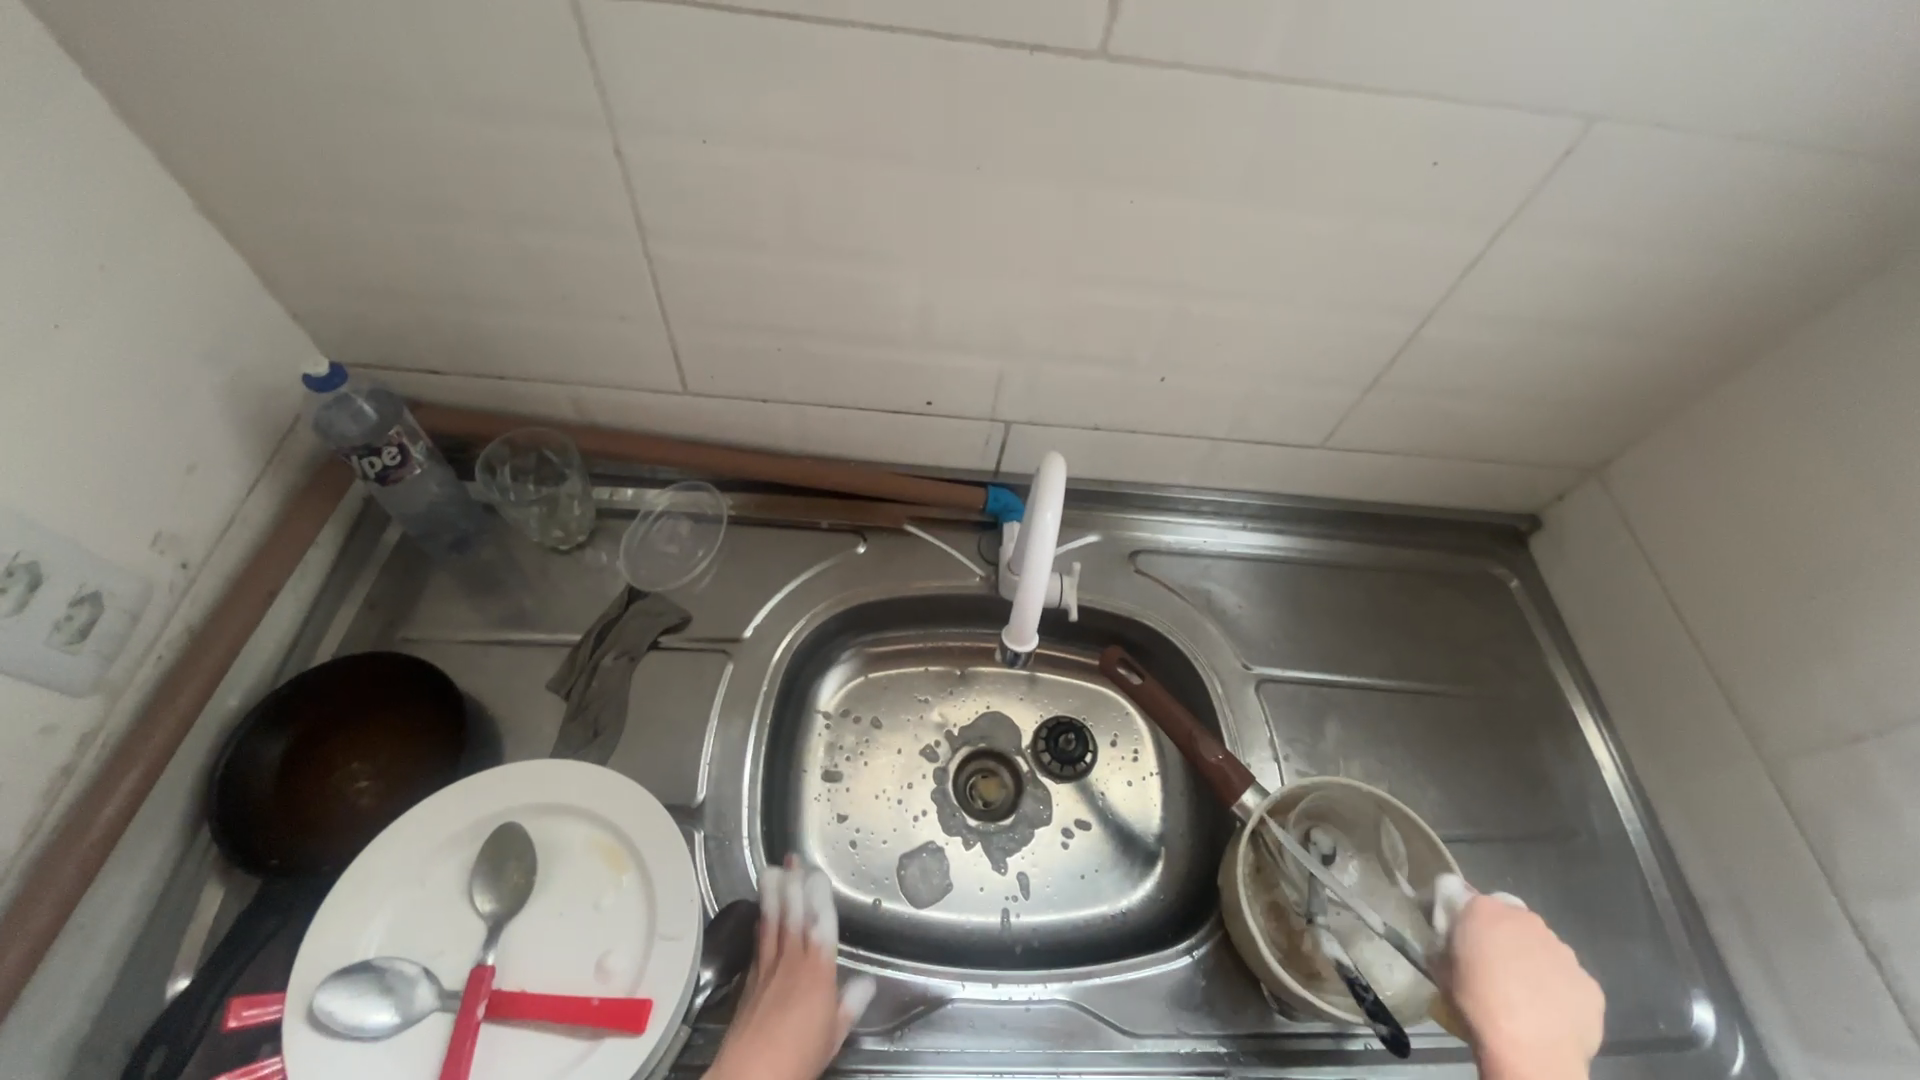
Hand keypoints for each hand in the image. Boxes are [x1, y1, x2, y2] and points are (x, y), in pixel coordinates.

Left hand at [705, 858, 875, 1079]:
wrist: (750, 1077)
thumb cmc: (798, 1057)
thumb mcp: (834, 1035)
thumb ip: (850, 1005)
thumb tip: (868, 983)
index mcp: (817, 973)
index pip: (821, 926)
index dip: (819, 897)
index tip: (816, 874)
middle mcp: (792, 963)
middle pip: (793, 916)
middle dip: (793, 885)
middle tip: (791, 859)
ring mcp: (767, 969)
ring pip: (772, 923)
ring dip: (773, 895)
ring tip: (772, 870)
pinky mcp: (750, 981)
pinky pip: (758, 942)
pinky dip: (760, 922)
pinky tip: (761, 912)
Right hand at [1432, 874, 1603, 1079]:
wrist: (1531, 1052)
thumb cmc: (1475, 1004)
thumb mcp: (1440, 969)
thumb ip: (1446, 945)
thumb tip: (1452, 944)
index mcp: (1485, 910)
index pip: (1470, 901)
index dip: (1466, 922)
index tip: (1462, 943)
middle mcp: (1527, 921)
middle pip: (1512, 922)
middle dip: (1504, 939)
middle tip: (1493, 969)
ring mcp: (1564, 951)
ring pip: (1544, 950)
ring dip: (1533, 963)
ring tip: (1524, 997)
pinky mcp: (1590, 983)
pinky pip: (1569, 980)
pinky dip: (1558, 991)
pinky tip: (1548, 1015)